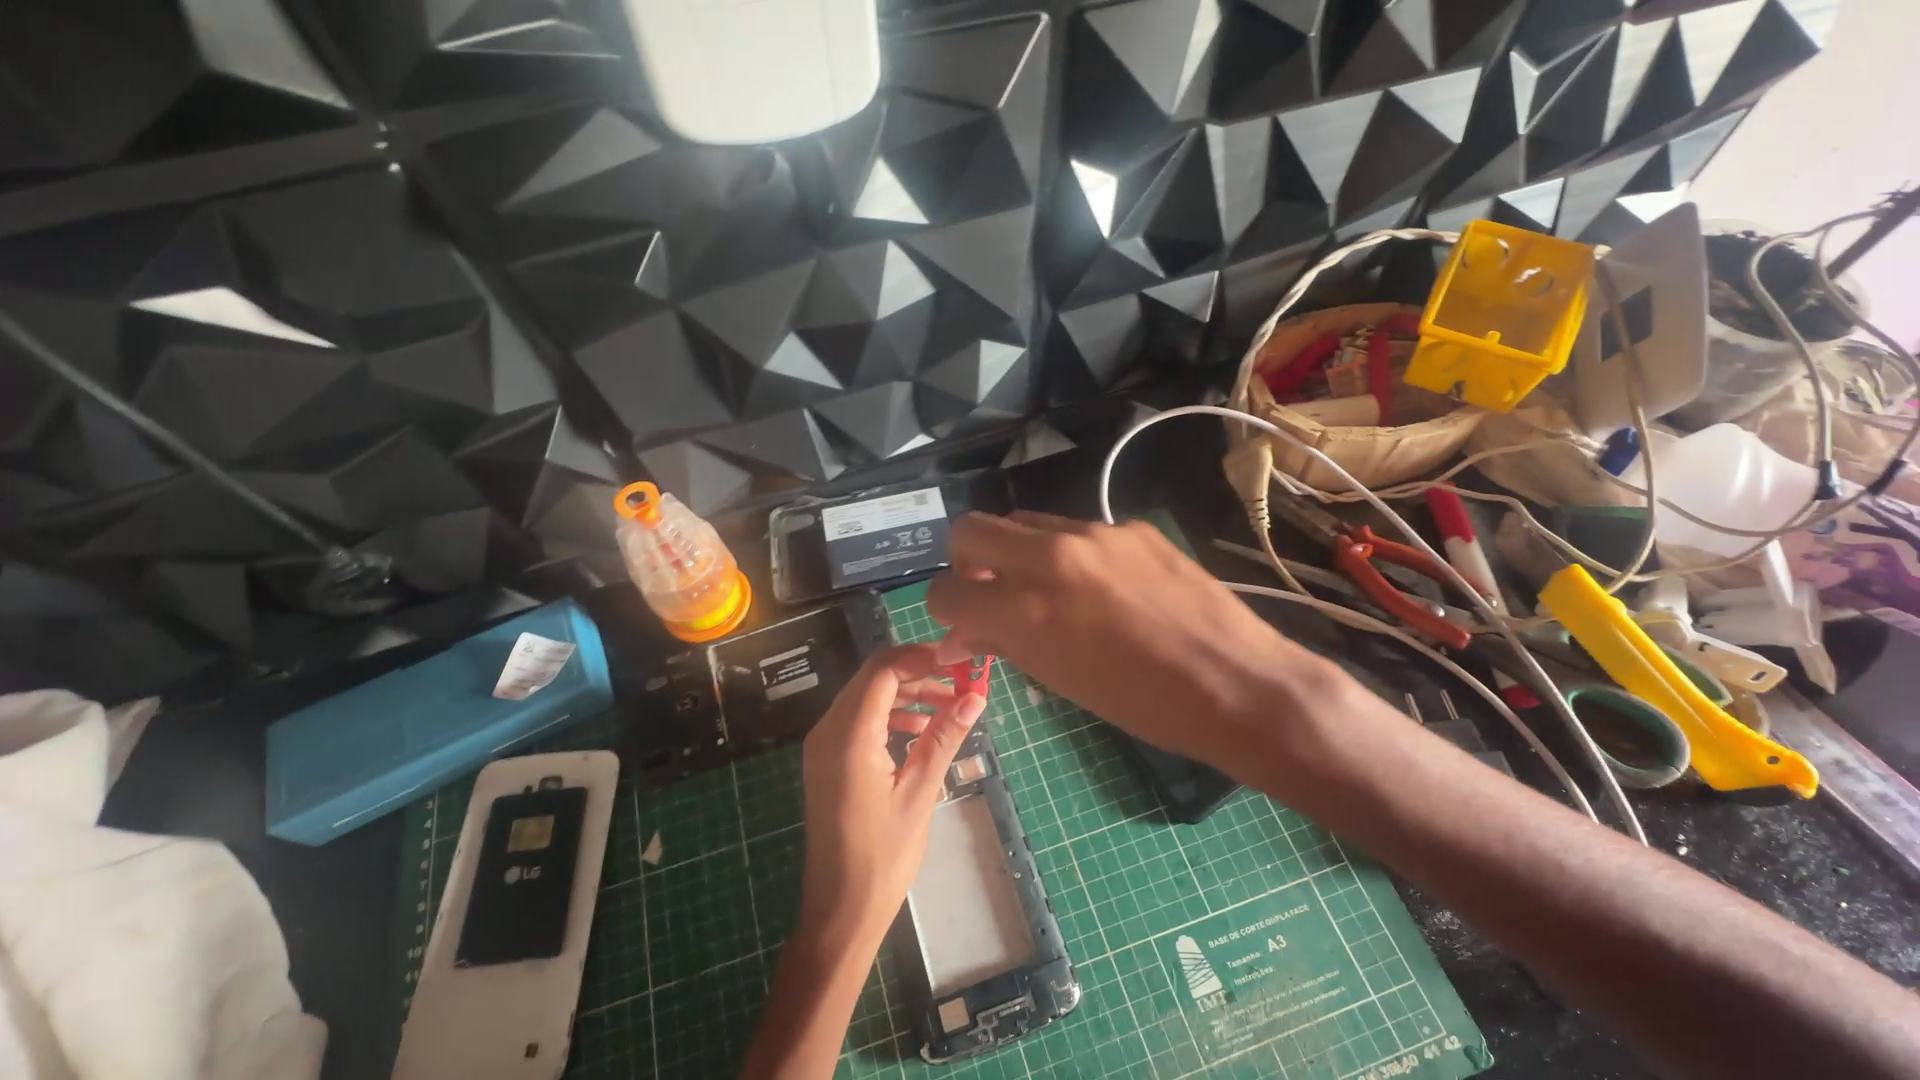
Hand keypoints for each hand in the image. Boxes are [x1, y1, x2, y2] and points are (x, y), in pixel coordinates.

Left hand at [798, 645, 986, 944]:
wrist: (841, 908)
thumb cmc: (883, 856)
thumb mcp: (920, 793)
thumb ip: (944, 738)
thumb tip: (975, 696)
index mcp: (849, 736)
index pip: (882, 671)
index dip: (920, 657)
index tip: (957, 661)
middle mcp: (828, 731)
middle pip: (872, 679)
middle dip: (916, 673)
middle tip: (960, 682)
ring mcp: (823, 747)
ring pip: (865, 698)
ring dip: (905, 695)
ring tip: (949, 707)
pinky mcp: (827, 762)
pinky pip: (858, 722)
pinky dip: (889, 716)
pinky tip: (921, 731)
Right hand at [927, 512, 1349, 772]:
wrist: (1237, 683)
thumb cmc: (1143, 705)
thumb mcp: (1060, 680)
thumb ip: (1006, 643)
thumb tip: (968, 633)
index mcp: (1023, 608)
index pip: (945, 591)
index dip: (948, 612)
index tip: (965, 626)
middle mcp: (1048, 557)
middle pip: (969, 530)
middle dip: (967, 562)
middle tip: (992, 593)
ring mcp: (1094, 534)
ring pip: (1024, 522)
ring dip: (1018, 552)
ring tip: (1049, 590)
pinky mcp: (1131, 527)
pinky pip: (1078, 530)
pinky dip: (1070, 554)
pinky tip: (1107, 589)